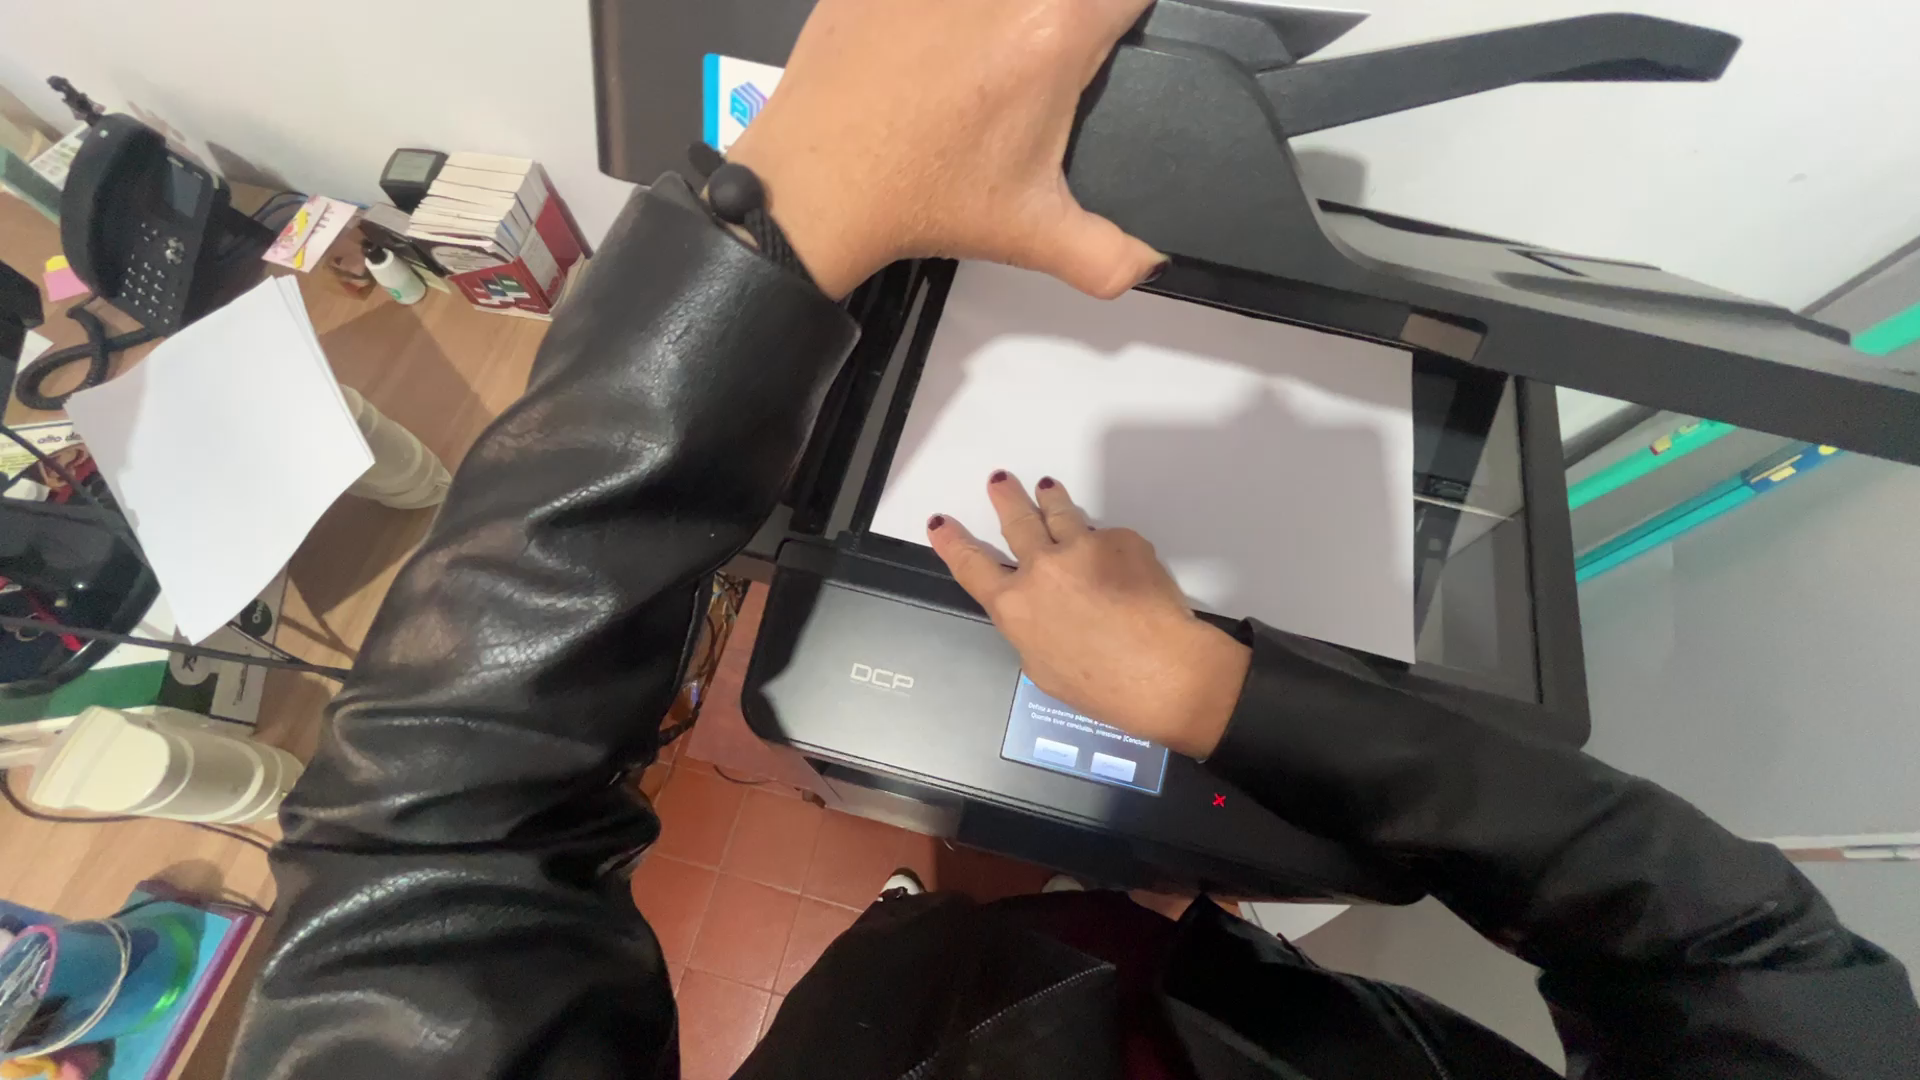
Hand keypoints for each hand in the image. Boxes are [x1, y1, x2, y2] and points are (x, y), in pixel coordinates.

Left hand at [725, 0, 1165, 299]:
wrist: (822, 186)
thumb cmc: (917, 198)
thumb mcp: (1029, 234)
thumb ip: (1105, 256)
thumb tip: (1147, 265)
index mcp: (1052, 30)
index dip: (1127, 16)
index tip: (1110, 40)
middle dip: (1061, 23)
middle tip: (1035, 68)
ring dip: (1005, 19)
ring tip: (976, 71)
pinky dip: (948, 17)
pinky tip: (934, 55)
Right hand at [927, 472, 1250, 758]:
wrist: (1162, 671)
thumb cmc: (1100, 686)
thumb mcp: (1042, 668)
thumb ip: (1030, 629)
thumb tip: (1039, 612)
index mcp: (1014, 606)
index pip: (972, 565)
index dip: (953, 543)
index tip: (941, 524)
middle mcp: (1042, 568)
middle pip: (1017, 522)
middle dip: (1006, 499)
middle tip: (1000, 481)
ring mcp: (1083, 548)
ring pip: (1060, 514)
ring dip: (1050, 499)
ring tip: (1047, 488)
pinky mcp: (1122, 540)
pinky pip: (1109, 539)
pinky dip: (1109, 548)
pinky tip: (1123, 568)